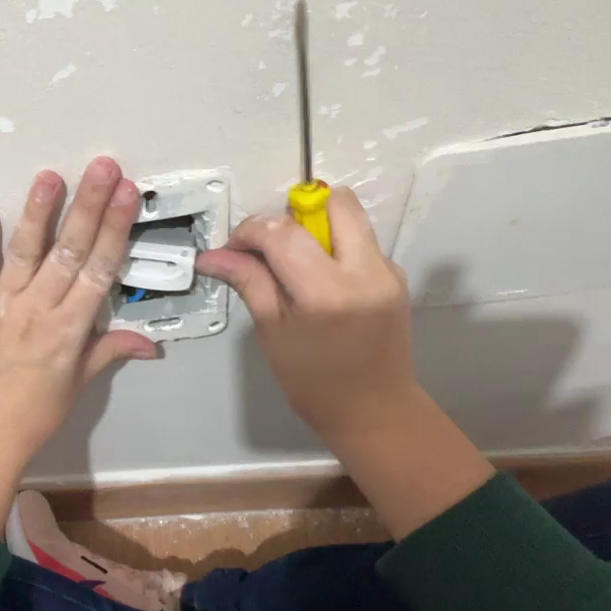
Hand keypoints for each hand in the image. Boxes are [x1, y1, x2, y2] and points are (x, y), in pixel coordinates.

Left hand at [0, 157, 157, 532]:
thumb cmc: (37, 413)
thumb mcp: (79, 383)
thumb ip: (111, 351)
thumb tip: (151, 344)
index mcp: (70, 328)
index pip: (99, 268)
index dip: (114, 227)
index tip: (127, 192)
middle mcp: (38, 310)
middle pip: (68, 250)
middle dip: (87, 206)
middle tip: (101, 166)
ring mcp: (2, 307)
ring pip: (24, 252)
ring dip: (38, 213)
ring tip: (49, 176)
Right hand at [196, 186, 415, 439]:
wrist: (372, 408)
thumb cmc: (312, 381)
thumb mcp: (273, 334)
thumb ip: (250, 283)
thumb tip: (213, 256)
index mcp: (326, 292)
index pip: (284, 233)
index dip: (252, 230)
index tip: (236, 247)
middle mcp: (365, 271)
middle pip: (336, 202)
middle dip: (299, 213)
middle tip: (277, 247)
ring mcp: (387, 271)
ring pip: (352, 219)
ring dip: (320, 230)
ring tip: (300, 268)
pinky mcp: (396, 276)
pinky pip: (362, 244)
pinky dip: (337, 253)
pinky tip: (325, 288)